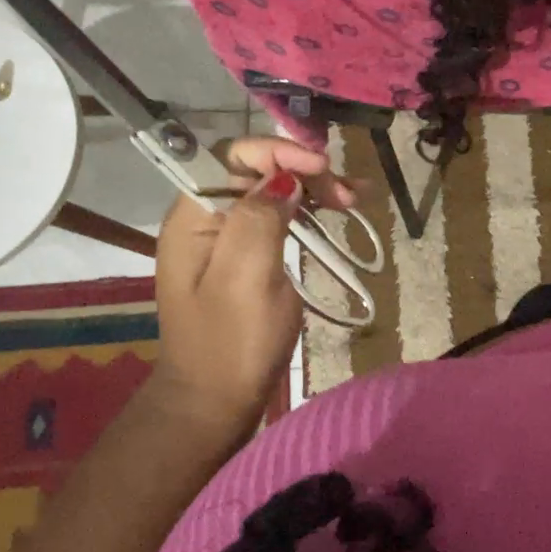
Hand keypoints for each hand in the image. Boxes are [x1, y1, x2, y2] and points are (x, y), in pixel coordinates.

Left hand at [153, 137, 357, 417]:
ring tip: (356, 199)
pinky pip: (281, 218)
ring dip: (315, 189)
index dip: (278, 151)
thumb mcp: (246, 278)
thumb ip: (260, 220)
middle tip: (350, 194)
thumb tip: (284, 179)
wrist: (216, 400)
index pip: (232, 156)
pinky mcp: (250, 257)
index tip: (323, 167)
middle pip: (257, 171)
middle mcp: (208, 220)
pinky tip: (341, 211)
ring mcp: (229, 239)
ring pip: (274, 192)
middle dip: (304, 171)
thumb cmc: (231, 341)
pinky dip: (312, 210)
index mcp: (194, 218)